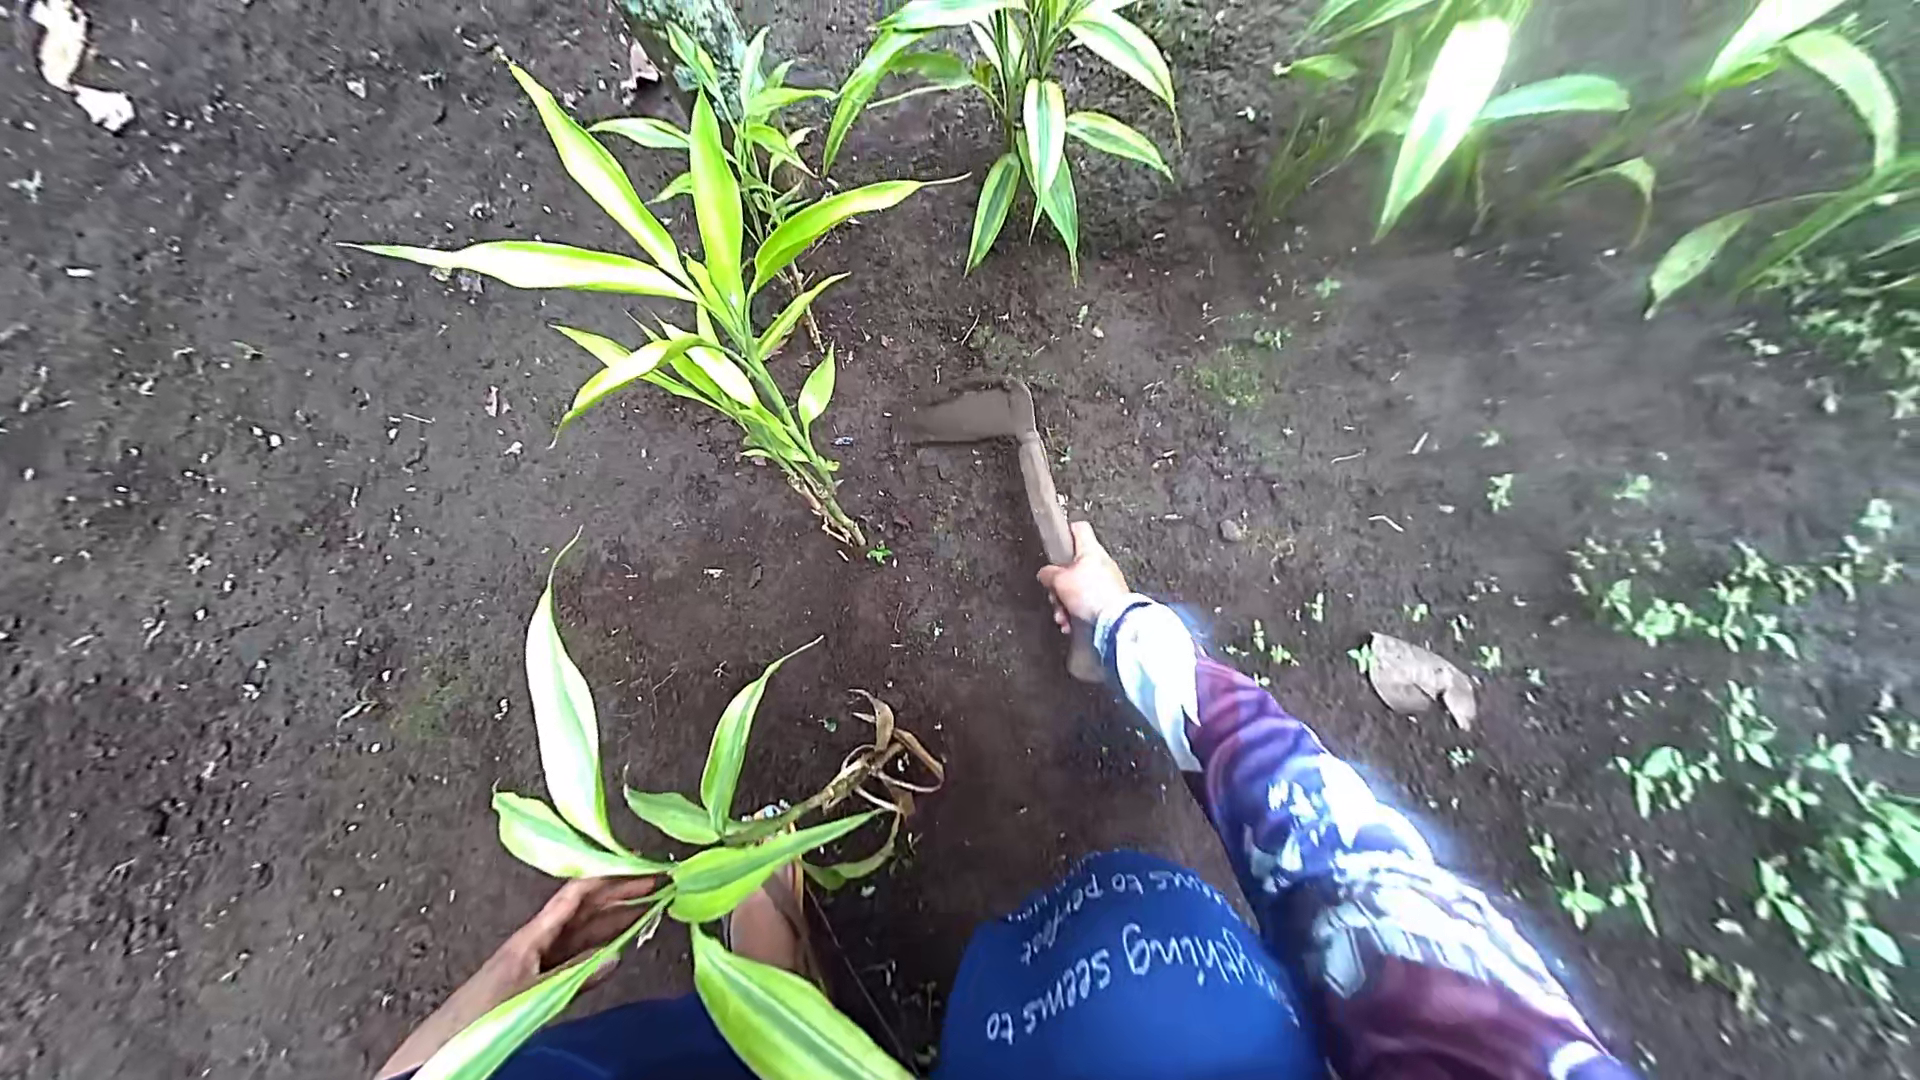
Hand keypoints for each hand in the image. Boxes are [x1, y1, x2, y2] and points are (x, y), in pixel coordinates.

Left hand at [374, 876, 657, 1079]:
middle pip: (586, 907)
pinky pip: (577, 953)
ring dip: (616, 917)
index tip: (643, 866)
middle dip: (622, 892)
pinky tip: (619, 946)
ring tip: (649, 908)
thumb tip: (616, 956)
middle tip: (658, 883)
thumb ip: (574, 975)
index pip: (579, 893)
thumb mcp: (530, 994)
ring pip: (584, 930)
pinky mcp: (535, 979)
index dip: (612, 875)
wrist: (431, 1056)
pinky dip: (601, 945)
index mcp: (533, 934)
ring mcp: (536, 959)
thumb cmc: (476, 1019)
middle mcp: (537, 939)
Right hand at [1035, 521, 1129, 632]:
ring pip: (1078, 588)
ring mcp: (1107, 581)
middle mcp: (1101, 563)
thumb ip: (1048, 574)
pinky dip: (1076, 613)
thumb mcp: (1059, 581)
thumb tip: (1045, 574)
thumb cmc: (1092, 595)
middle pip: (1072, 566)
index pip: (1078, 528)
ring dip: (1065, 604)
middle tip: (1055, 594)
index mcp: (1091, 550)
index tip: (1057, 540)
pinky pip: (1087, 603)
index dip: (1065, 531)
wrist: (1115, 621)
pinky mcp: (1110, 599)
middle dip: (1059, 584)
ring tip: (1062, 616)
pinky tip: (1071, 624)